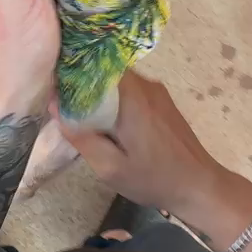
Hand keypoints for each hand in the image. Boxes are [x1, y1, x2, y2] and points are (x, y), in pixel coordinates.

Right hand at [58, 73, 251, 228]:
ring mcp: (155, 90)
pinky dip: (112, 96)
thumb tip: (54, 105)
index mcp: (131, 96)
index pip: (93, 64)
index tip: (50, 81)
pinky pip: (129, 88)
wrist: (200, 187)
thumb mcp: (110, 168)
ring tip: (76, 108)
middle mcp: (144, 84)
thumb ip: (81, 136)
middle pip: (103, 69)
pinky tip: (103, 116)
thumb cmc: (154, 179)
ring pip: (115, 78)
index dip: (69, 69)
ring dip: (96, 89)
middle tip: (58, 98)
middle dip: (80, 80)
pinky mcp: (161, 99)